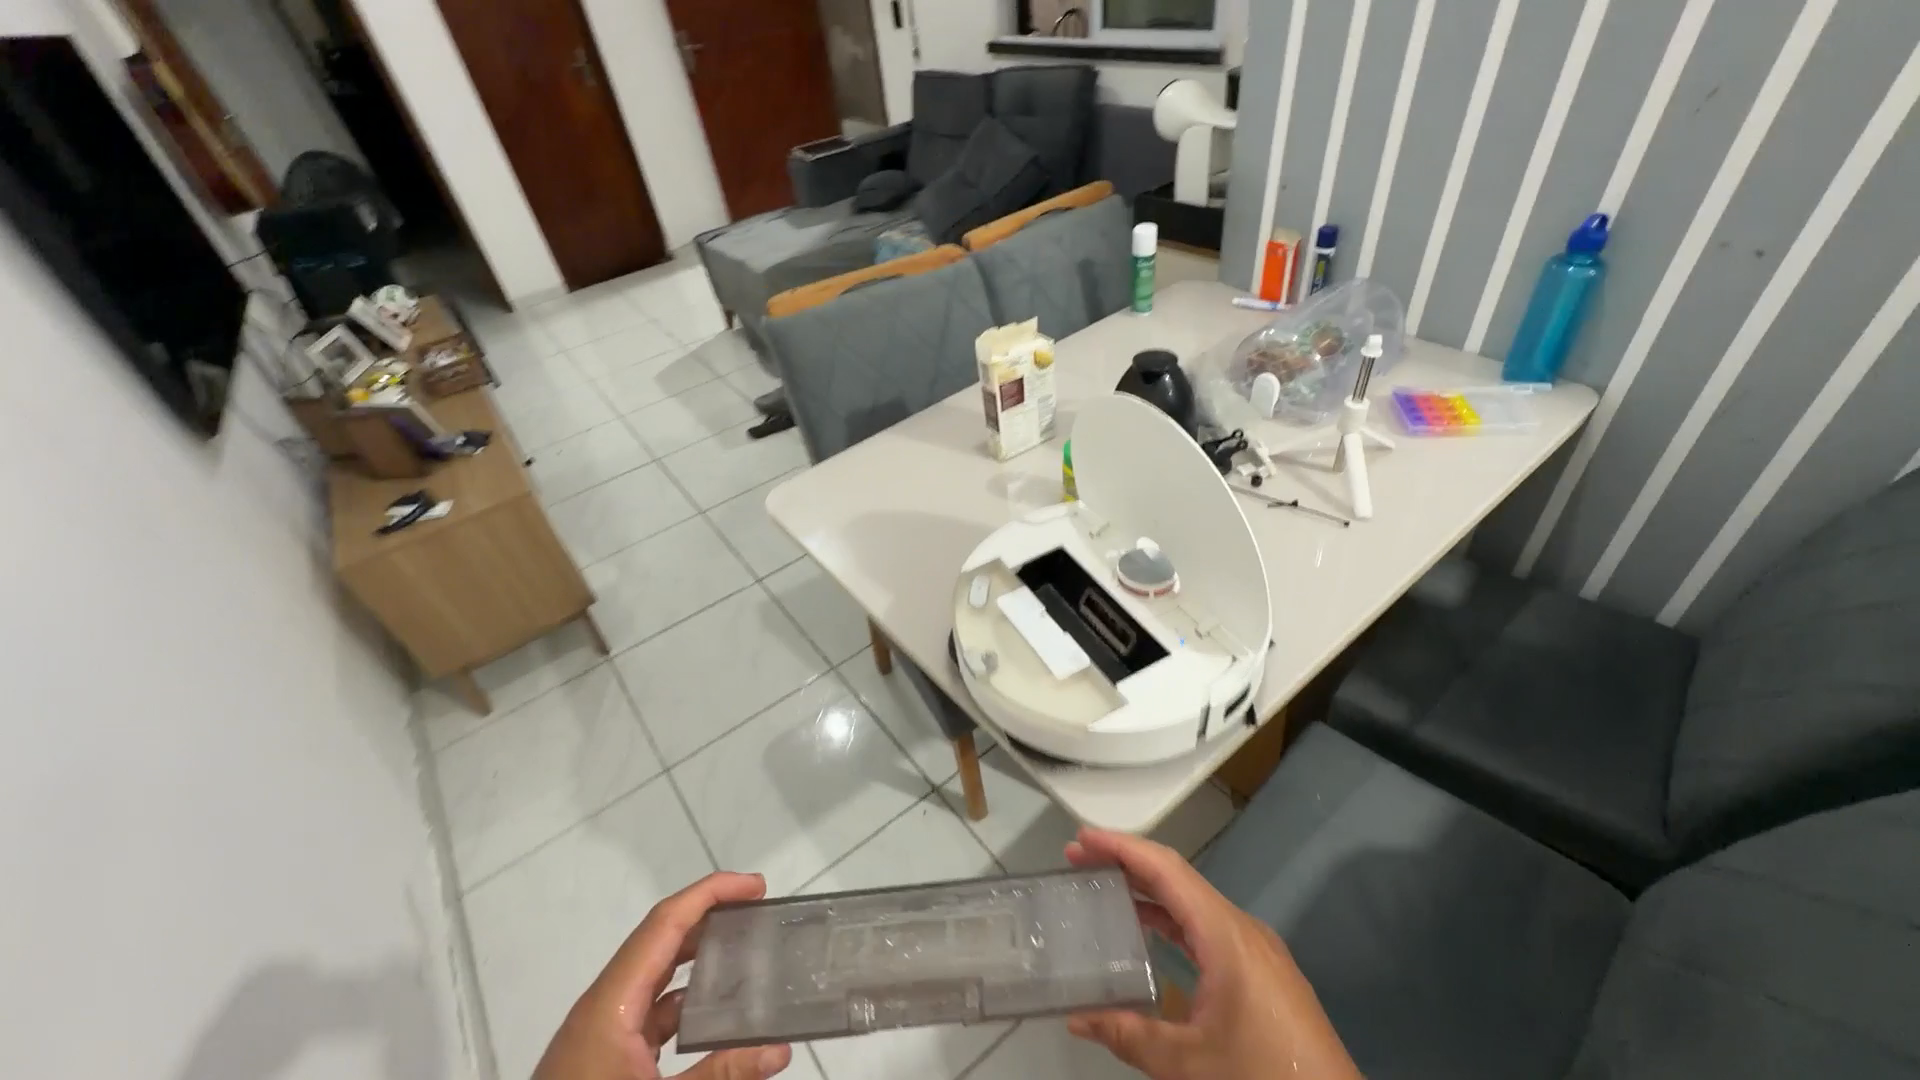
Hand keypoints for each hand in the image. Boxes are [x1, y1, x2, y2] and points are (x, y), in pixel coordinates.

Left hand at [534, 872, 793, 1079]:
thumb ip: (720, 1072)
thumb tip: (780, 1048)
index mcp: (612, 1002)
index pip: (665, 923)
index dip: (710, 893)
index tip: (756, 886)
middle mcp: (604, 1005)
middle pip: (661, 940)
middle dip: (709, 917)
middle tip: (758, 911)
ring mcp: (601, 1030)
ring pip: (656, 975)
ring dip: (698, 958)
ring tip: (745, 954)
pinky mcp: (603, 1056)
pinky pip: (651, 1010)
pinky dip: (686, 1000)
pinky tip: (716, 1016)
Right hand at [1064, 828, 1362, 1079]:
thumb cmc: (1262, 1076)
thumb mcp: (1188, 1064)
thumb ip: (1129, 1036)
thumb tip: (1076, 1019)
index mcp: (1225, 935)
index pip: (1167, 871)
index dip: (1122, 847)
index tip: (1081, 839)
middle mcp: (1242, 928)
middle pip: (1178, 877)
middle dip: (1127, 862)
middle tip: (1079, 858)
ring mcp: (1256, 947)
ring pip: (1193, 901)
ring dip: (1149, 890)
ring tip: (1103, 888)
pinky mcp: (1262, 968)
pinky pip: (1207, 925)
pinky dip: (1171, 917)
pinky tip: (1147, 931)